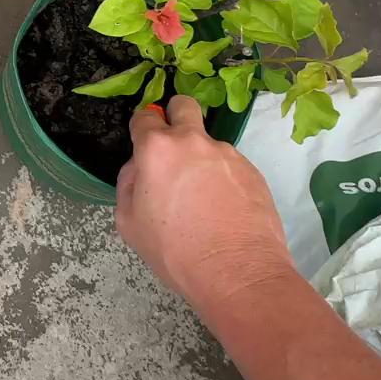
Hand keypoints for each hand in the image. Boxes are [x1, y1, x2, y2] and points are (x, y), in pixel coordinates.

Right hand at [116, 96, 294, 310]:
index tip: (144, 148)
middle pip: (183, 105)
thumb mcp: (129, 222)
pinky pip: (230, 165)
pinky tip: (226, 211)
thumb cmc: (175, 251)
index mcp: (157, 148)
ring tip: (206, 200)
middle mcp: (192, 141)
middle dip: (176, 116)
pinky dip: (225, 179)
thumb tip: (139, 168)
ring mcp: (226, 153)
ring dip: (202, 159)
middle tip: (175, 147)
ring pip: (208, 142)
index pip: (144, 117)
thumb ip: (128, 184)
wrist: (238, 275)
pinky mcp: (252, 170)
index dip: (141, 130)